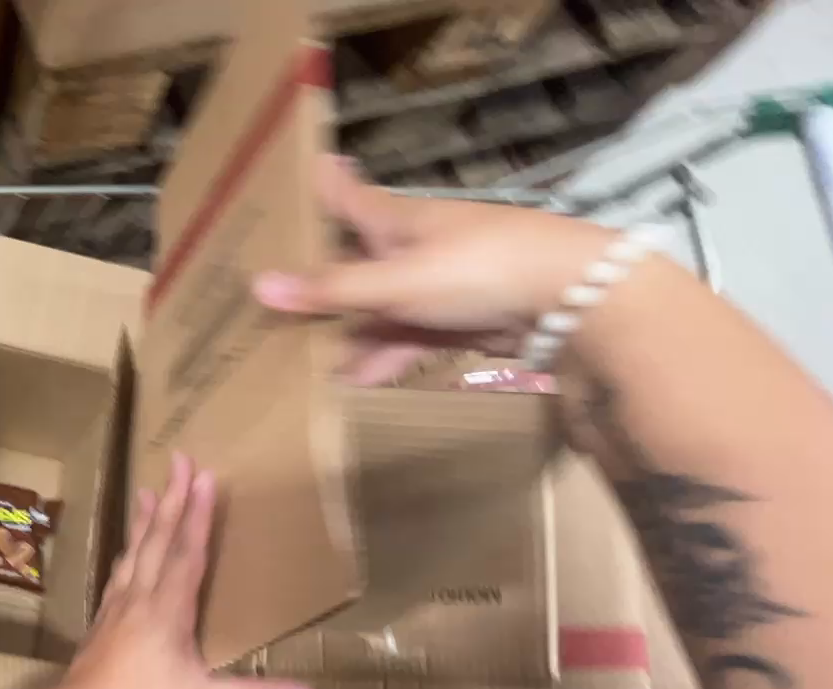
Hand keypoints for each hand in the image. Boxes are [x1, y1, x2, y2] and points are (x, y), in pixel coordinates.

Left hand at [55, 452, 314, 688]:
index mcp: (168, 609)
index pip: (187, 552)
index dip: (199, 515)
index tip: (205, 478)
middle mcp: (142, 595)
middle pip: (159, 538)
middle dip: (174, 498)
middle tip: (180, 460)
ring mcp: (120, 600)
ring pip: (136, 549)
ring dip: (147, 517)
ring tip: (151, 488)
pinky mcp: (106, 611)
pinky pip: (121, 568)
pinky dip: (129, 546)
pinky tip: (130, 541)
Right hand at [254, 156, 613, 384]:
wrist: (574, 300)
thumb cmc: (478, 270)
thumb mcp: (394, 281)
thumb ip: (329, 289)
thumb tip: (258, 285)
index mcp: (401, 223)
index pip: (353, 198)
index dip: (329, 184)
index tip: (310, 164)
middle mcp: (416, 248)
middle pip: (356, 263)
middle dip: (321, 284)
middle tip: (282, 298)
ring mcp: (437, 284)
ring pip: (376, 308)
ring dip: (347, 335)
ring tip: (310, 363)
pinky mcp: (456, 317)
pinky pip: (405, 336)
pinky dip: (381, 357)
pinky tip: (356, 380)